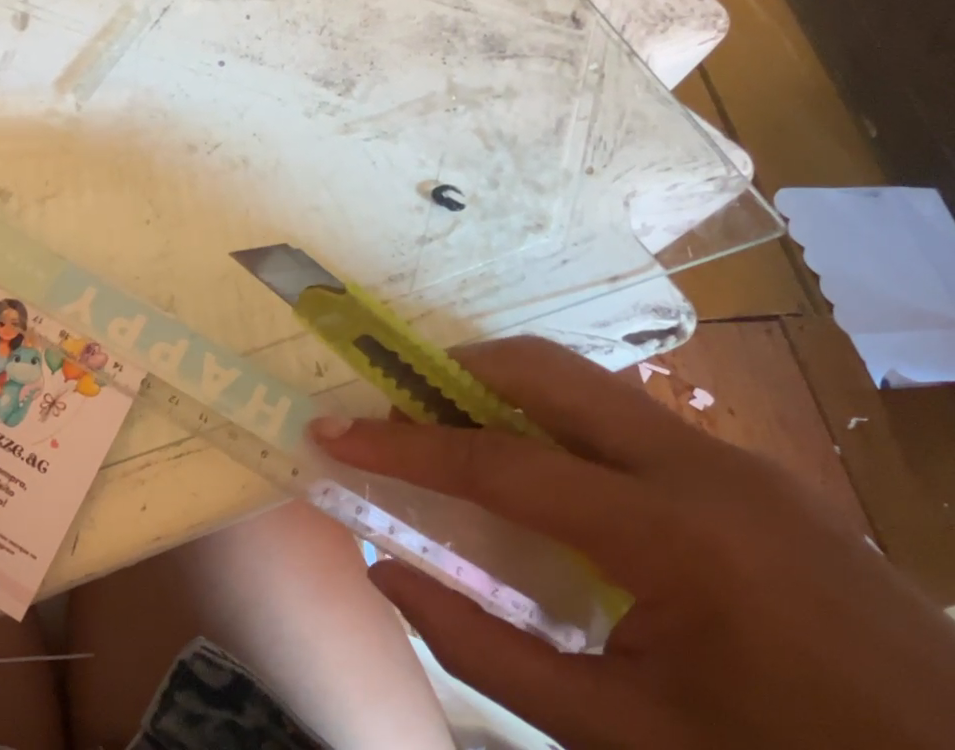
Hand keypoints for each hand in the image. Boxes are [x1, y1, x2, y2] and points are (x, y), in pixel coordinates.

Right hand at [313, 337, 954, 749]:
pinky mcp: (757, 479)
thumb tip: (386, 571)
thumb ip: (484, 650)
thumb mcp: (619, 734)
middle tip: (391, 409)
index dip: (400, 445)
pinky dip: (556, 427)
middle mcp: (705, 470)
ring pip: (589, 389)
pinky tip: (541, 484)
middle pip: (549, 373)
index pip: (498, 461)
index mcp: (673, 534)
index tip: (330, 432)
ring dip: (502, 396)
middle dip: (453, 373)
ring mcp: (740, 465)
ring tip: (448, 438)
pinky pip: (628, 424)